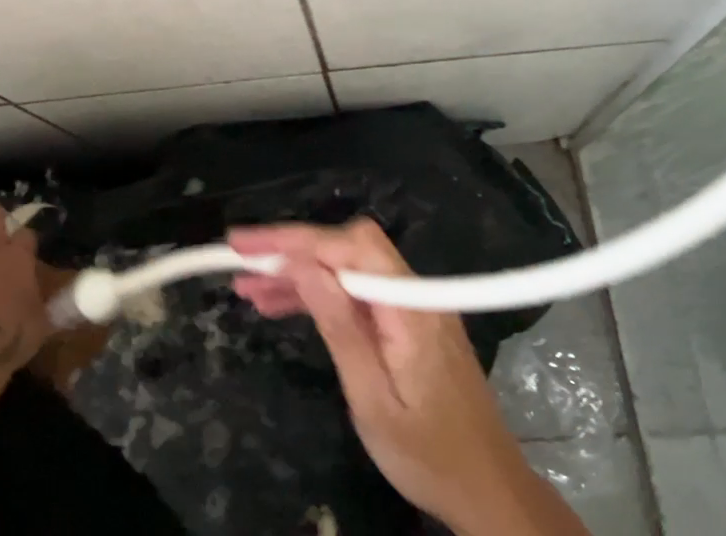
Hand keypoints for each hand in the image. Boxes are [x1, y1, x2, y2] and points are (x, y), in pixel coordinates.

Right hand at [229, 220, 532, 530]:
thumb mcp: (372, 398)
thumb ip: (340, 327)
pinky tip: (282, 306)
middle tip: (238, 265)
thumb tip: (304, 267)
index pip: (349, 246)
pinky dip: (321, 295)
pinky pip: (359, 294)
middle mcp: (416, 294)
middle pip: (348, 248)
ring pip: (349, 270)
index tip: (244, 245)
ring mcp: (415, 307)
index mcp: (410, 308)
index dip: (293, 240)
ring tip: (248, 289)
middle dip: (291, 250)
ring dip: (300, 274)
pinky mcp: (409, 323)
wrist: (486, 487)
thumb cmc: (427, 454)